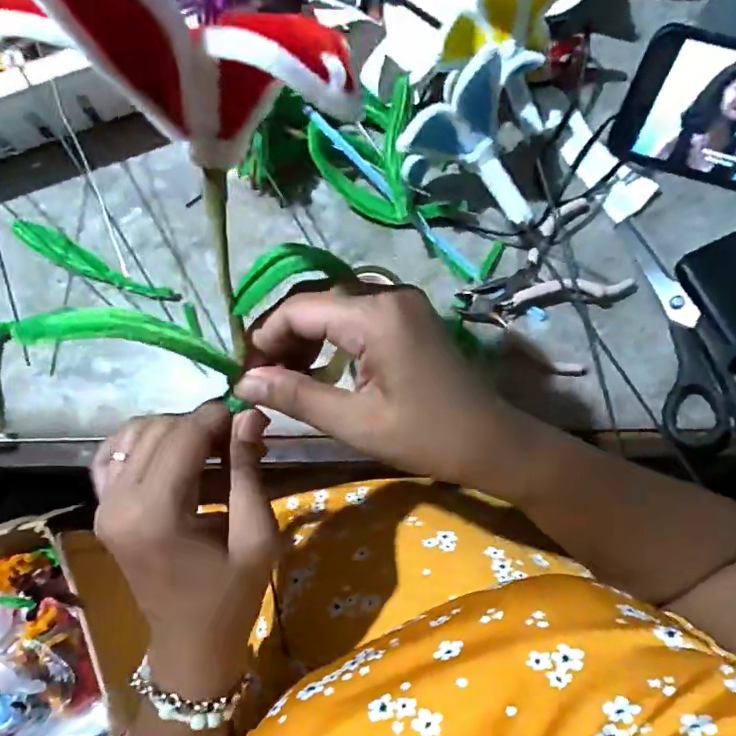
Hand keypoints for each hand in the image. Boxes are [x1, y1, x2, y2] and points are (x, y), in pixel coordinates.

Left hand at [91, 403, 277, 700]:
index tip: (249, 415)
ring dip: (174, 431)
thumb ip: (248, 473)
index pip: (182, 437)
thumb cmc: (232, 596)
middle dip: (199, 423)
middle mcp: (118, 503)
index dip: (217, 416)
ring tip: (211, 447)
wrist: (191, 642)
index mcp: (156, 514)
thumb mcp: (255, 537)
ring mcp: (103, 507)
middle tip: (237, 437)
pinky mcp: (103, 511)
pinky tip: (172, 453)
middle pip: (157, 430)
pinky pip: (114, 457)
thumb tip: (250, 417)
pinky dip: (143, 444)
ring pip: (134, 436)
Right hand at [234, 281, 534, 493]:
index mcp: (375, 315)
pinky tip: (319, 368)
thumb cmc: (426, 437)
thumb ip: (297, 396)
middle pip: (315, 302)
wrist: (491, 441)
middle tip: (262, 380)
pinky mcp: (411, 316)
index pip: (298, 309)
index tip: (245, 375)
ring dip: (305, 337)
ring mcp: (404, 302)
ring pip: (335, 307)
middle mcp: (388, 293)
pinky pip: (358, 315)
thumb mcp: (356, 422)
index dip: (263, 338)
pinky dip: (333, 337)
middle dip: (282, 337)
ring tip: (285, 378)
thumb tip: (244, 380)